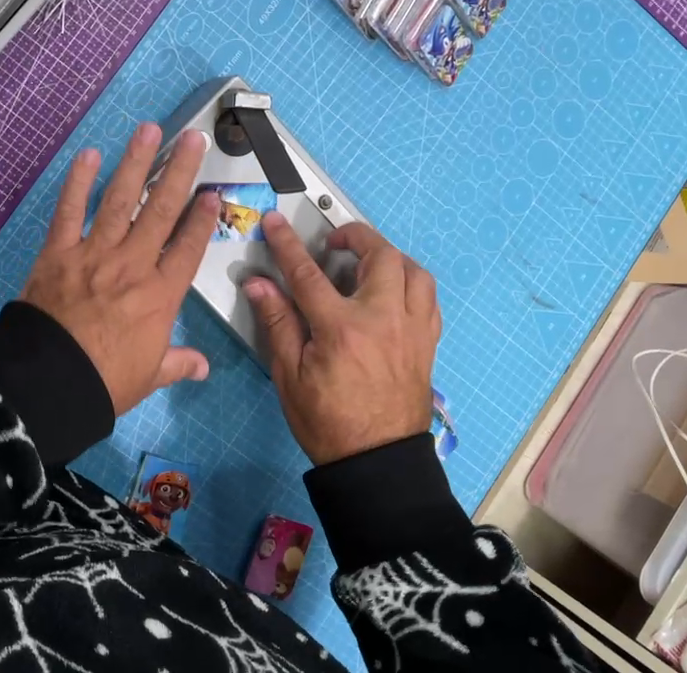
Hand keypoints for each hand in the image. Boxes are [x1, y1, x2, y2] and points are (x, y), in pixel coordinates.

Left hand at [22, 123, 217, 414]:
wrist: (49, 380)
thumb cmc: (104, 382)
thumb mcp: (148, 377)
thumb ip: (176, 363)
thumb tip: (202, 366)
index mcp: (159, 295)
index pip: (187, 248)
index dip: (202, 218)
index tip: (212, 192)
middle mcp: (132, 264)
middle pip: (161, 210)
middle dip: (179, 171)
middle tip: (193, 138)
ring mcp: (94, 253)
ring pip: (120, 200)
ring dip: (135, 162)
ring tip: (149, 130)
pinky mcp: (58, 251)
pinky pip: (69, 210)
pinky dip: (77, 182)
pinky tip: (88, 155)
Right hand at [243, 213, 440, 465]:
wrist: (378, 463)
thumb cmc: (326, 421)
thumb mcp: (289, 376)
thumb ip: (277, 323)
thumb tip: (258, 284)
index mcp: (343, 329)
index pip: (309, 273)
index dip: (288, 244)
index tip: (275, 222)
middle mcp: (384, 320)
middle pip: (380, 256)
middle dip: (355, 237)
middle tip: (333, 243)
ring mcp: (412, 331)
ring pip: (414, 272)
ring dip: (389, 257)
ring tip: (366, 263)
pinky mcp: (427, 344)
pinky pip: (428, 298)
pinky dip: (410, 283)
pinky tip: (391, 291)